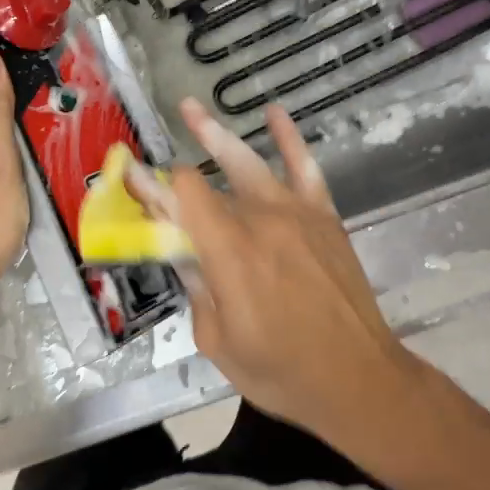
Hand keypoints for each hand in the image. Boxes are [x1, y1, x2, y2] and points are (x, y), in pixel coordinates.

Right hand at [156, 99, 423, 441]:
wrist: (358, 380)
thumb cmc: (281, 372)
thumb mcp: (217, 342)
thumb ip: (195, 288)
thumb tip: (178, 250)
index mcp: (228, 252)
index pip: (181, 198)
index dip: (151, 186)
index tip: (130, 178)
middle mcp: (259, 220)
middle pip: (207, 180)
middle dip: (174, 168)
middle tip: (149, 153)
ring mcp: (295, 213)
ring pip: (247, 162)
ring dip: (215, 134)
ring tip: (191, 108)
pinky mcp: (323, 216)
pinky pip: (304, 166)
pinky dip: (289, 138)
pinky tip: (274, 113)